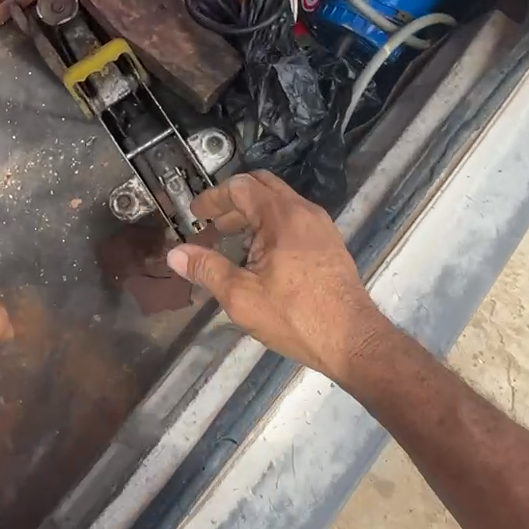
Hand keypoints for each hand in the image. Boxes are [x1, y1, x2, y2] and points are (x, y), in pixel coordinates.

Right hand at [167, 171, 400, 381]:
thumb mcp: (242, 296)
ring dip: (253, 213)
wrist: (353, 341)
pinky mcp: (330, 243)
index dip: (214, 197)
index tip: (196, 213)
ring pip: (280, 203)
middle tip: (213, 222)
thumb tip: (175, 254)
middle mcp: (304, 212)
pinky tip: (260, 254)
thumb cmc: (295, 317)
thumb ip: (207, 269)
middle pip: (263, 187)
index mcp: (282, 216)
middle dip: (233, 200)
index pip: (241, 187)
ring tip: (232, 240)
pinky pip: (294, 219)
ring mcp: (321, 226)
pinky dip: (271, 224)